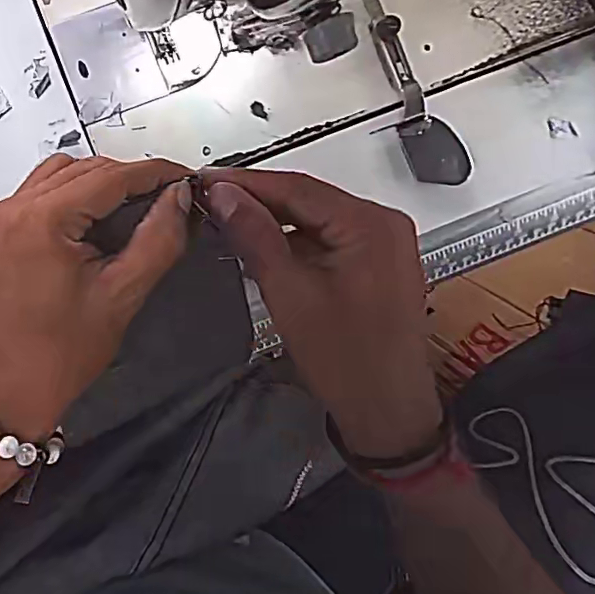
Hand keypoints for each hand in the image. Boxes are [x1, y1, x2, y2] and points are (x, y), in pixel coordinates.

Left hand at [0, 156, 192, 512]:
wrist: (13, 389)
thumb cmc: (53, 357)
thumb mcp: (122, 295)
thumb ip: (159, 238)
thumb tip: (177, 201)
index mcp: (40, 222)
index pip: (110, 176)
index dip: (155, 173)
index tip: (181, 179)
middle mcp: (13, 212)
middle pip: (87, 168)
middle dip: (132, 178)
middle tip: (170, 198)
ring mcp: (3, 220)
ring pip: (64, 172)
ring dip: (104, 182)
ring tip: (138, 209)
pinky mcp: (2, 231)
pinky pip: (44, 191)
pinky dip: (77, 194)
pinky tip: (101, 219)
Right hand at [203, 169, 440, 458]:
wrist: (385, 410)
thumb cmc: (351, 362)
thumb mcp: (289, 292)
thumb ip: (255, 236)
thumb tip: (227, 196)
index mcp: (370, 226)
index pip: (296, 187)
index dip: (245, 183)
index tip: (209, 182)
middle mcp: (384, 227)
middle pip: (307, 199)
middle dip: (257, 201)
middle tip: (212, 200)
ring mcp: (382, 244)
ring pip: (314, 218)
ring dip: (273, 221)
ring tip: (230, 223)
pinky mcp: (374, 262)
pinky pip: (325, 238)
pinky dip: (292, 241)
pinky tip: (263, 247)